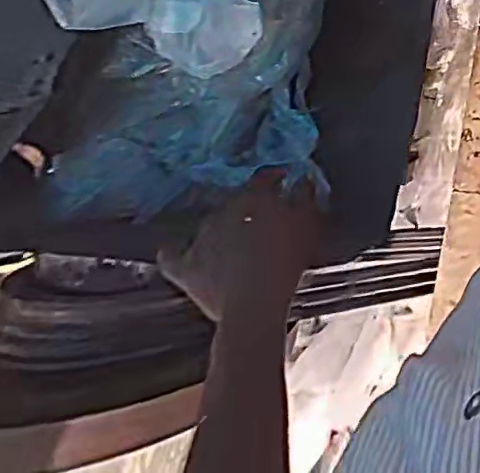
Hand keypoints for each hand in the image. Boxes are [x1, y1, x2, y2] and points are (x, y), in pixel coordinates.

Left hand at [159, 171, 320, 324]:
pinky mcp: (185, 267)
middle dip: (250, 204)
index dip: (274, 175)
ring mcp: (200, 239)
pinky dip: (177, 250)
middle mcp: (222, 211)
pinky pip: (172, 254)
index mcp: (251, 197)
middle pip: (236, 200)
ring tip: (236, 238)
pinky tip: (180, 249)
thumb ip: (304, 196)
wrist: (255, 303)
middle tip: (265, 215)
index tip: (284, 178)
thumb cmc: (286, 259)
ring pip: (210, 223)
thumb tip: (302, 180)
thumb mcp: (307, 222)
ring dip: (223, 226)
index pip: (262, 177)